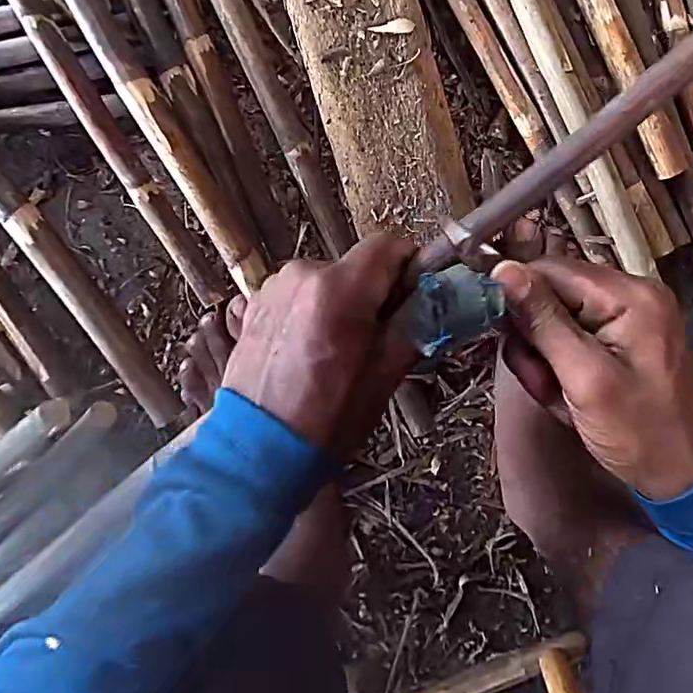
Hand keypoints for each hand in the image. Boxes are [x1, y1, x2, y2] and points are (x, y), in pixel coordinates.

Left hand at [220, 236, 418, 454]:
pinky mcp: (255, 302)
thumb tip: (436, 295)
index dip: (407, 267)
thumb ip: (416, 324)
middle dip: (371, 294)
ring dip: (337, 304)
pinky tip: (305, 351)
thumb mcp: (385, 375)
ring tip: (332, 353)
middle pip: (355, 266)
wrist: (256, 447)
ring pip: (325, 281)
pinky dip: (309, 312)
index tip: (410, 297)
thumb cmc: (325, 418)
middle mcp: (302, 274)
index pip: (387, 245)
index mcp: (338, 288)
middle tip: (372, 340)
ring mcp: (273, 286)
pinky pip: (296, 295)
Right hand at [492, 255, 692, 499]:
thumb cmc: (642, 435)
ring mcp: (623, 315)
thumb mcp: (584, 377)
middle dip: (532, 335)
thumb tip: (504, 271)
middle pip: (547, 291)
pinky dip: (554, 362)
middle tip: (541, 377)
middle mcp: (629, 294)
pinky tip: (565, 390)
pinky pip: (564, 334)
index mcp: (630, 296)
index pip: (548, 269)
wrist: (684, 480)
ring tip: (557, 391)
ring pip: (548, 315)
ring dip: (539, 355)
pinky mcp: (615, 335)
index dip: (518, 298)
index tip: (510, 336)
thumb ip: (542, 320)